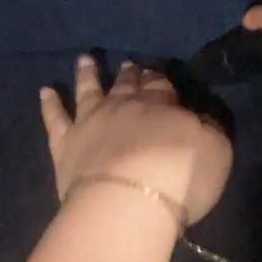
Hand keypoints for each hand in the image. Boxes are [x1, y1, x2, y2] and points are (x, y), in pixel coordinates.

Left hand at [41, 56, 232, 224]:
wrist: (126, 203)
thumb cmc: (178, 177)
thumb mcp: (216, 151)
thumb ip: (210, 129)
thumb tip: (202, 118)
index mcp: (160, 104)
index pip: (160, 84)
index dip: (159, 78)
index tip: (156, 72)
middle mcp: (123, 105)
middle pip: (126, 84)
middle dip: (129, 74)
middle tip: (128, 63)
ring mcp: (90, 122)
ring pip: (88, 89)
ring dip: (88, 73)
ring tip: (85, 58)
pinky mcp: (65, 144)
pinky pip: (55, 119)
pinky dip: (50, 104)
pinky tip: (45, 91)